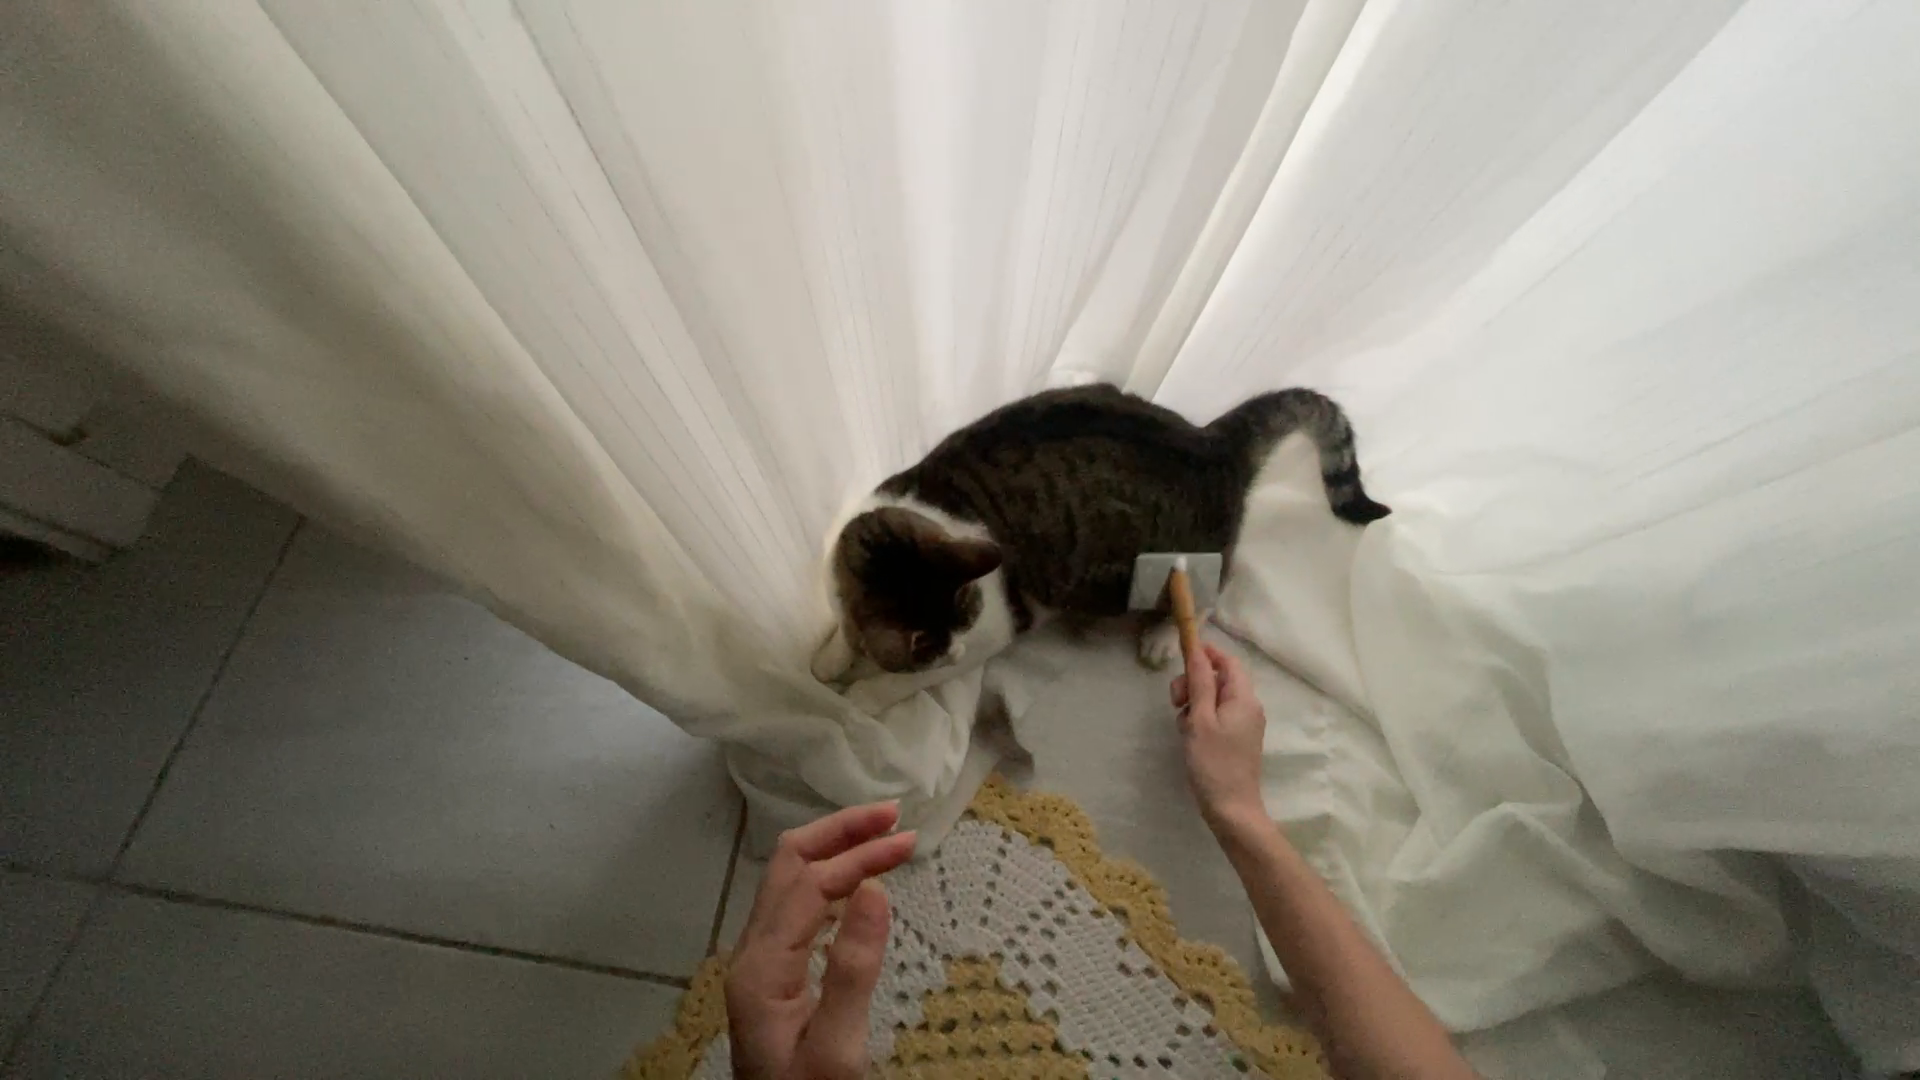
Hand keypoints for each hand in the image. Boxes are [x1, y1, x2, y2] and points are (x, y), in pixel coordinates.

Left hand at [725, 802, 916, 1079]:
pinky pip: (797, 897)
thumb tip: (875, 888)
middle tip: (892, 816)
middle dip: (842, 829)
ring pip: (791, 873)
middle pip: (790, 860)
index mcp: (762, 964)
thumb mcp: (837, 1048)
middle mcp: (752, 947)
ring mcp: (759, 954)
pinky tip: (859, 876)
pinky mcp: (772, 964)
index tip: (908, 842)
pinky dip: (831, 871)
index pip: (811, 882)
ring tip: (883, 833)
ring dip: (837, 844)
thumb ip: (852, 969)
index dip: (859, 856)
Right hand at [1170, 643, 1267, 831]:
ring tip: (1182, 724)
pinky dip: (1199, 718)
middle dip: (1194, 682)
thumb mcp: (1200, 718)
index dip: (1206, 653)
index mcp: (1243, 698)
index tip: (1181, 655)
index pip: (1228, 662)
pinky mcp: (1236, 738)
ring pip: (1214, 697)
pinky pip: (1215, 715)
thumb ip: (1200, 682)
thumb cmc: (1213, 762)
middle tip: (1175, 700)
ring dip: (1193, 702)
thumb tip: (1197, 650)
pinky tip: (1189, 736)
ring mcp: (1243, 723)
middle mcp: (1248, 706)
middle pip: (1219, 678)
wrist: (1231, 808)